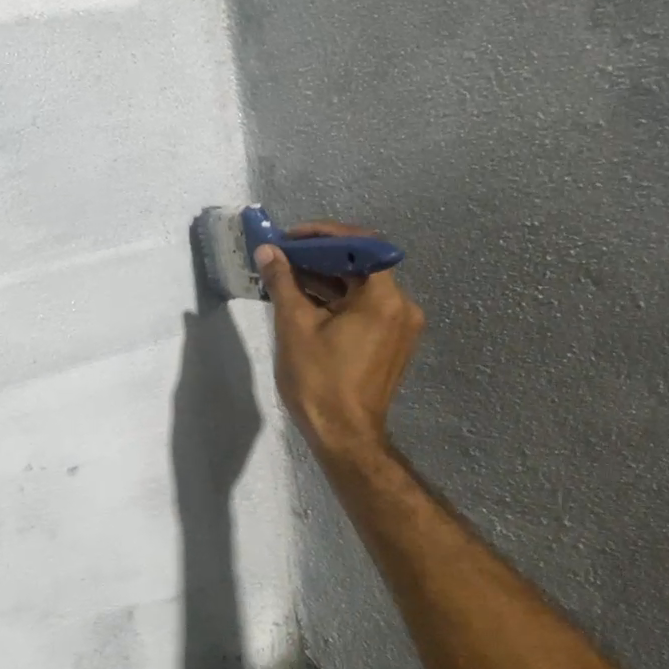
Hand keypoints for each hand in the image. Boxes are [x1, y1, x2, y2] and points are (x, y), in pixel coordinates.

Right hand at [256, 222, 424, 459]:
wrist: (343, 434)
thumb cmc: (319, 379)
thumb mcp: (294, 326)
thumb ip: (283, 282)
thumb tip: (268, 251)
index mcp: (384, 299)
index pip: (361, 245)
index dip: (324, 235)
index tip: (290, 237)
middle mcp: (401, 307)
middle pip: (361, 264)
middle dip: (319, 256)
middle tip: (281, 256)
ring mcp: (399, 326)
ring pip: (360, 287)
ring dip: (324, 278)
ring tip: (284, 277)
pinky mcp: (390, 342)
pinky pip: (363, 307)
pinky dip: (335, 299)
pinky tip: (302, 301)